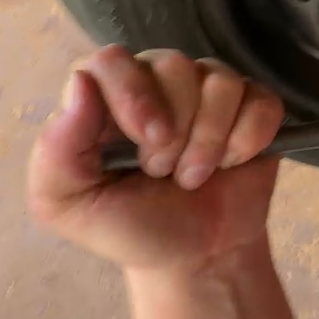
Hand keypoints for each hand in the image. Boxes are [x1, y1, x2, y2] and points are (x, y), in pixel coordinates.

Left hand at [28, 45, 284, 274]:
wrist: (196, 257)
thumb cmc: (131, 226)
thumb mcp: (68, 204)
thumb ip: (56, 149)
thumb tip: (81, 83)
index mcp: (107, 97)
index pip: (112, 61)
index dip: (133, 94)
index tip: (148, 140)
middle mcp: (160, 82)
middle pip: (174, 65)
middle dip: (176, 128)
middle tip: (165, 172)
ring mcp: (212, 91)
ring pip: (221, 81)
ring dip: (211, 139)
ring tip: (196, 176)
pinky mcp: (255, 107)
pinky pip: (261, 101)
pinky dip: (248, 138)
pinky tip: (233, 163)